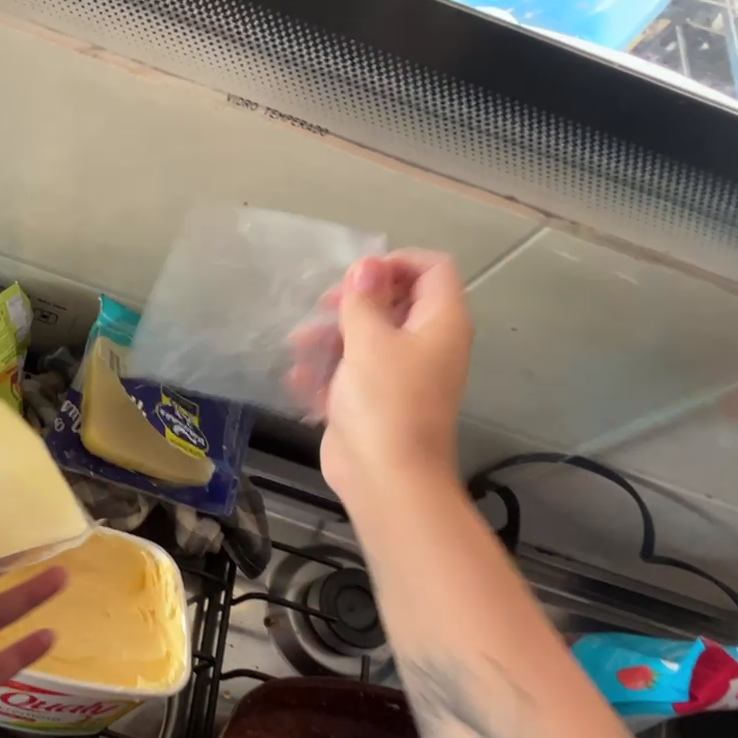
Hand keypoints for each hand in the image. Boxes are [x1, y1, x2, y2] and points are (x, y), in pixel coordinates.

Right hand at [312, 250, 473, 506]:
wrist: (385, 475)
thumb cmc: (383, 402)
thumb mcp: (369, 342)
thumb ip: (364, 301)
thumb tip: (366, 264)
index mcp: (439, 322)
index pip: (431, 269)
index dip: (395, 263)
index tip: (355, 276)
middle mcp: (425, 343)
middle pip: (394, 303)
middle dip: (354, 303)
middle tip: (322, 309)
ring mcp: (399, 375)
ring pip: (366, 339)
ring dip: (331, 338)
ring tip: (298, 346)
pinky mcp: (373, 401)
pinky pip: (350, 374)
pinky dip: (326, 373)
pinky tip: (298, 380)